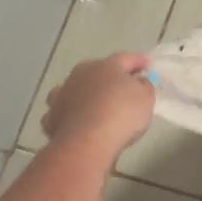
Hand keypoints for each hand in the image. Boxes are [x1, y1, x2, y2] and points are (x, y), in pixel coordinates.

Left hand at [40, 53, 155, 160]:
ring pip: (75, 86)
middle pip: (98, 70)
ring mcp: (63, 93)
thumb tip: (138, 80)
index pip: (126, 58)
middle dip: (110, 75)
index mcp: (107, 66)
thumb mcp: (146, 99)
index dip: (139, 61)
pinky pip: (64, 109)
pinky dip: (70, 112)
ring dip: (85, 91)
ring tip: (94, 102)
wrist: (86, 142)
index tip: (148, 66)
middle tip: (122, 85)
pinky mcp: (52, 114)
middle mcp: (82, 74)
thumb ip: (144, 86)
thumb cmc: (122, 115)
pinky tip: (76, 121)